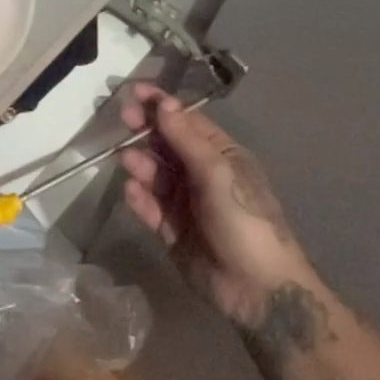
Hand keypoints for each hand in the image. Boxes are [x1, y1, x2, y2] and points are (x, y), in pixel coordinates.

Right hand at [117, 83, 311, 320]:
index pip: (187, 122)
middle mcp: (202, 176)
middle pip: (166, 146)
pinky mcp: (171, 230)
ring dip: (140, 164)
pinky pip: (150, 207)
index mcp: (222, 157)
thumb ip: (186, 139)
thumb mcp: (217, 174)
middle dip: (144, 132)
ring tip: (126, 160)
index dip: (161, 106)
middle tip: (122, 121)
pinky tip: (131, 192)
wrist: (256, 288)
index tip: (134, 92)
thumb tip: (164, 104)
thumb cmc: (244, 220)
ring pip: (155, 176)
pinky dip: (139, 198)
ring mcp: (186, 204)